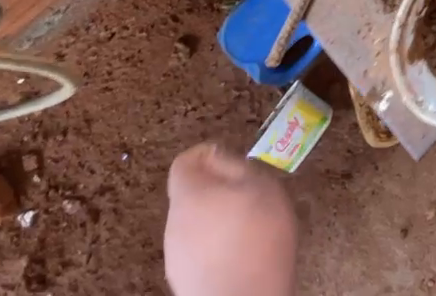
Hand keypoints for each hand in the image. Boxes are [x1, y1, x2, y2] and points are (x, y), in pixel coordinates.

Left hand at [164, 143, 297, 295]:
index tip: (230, 158)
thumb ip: (236, 165)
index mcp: (190, 195)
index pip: (184, 162)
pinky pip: (197, 249)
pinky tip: (240, 252)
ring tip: (248, 225)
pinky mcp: (183, 280)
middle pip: (190, 194)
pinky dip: (215, 244)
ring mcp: (175, 255)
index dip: (205, 155)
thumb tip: (216, 156)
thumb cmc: (258, 234)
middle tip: (248, 193)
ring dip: (216, 218)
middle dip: (215, 189)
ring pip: (194, 223)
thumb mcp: (262, 184)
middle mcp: (174, 223)